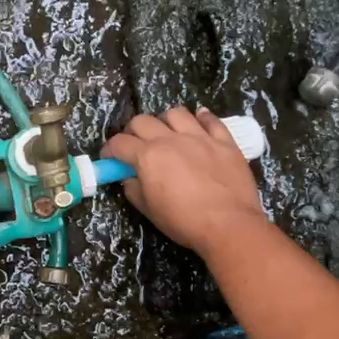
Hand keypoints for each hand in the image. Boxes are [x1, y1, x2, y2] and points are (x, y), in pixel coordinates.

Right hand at [100, 107, 265, 255]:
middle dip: (132, 131)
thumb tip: (130, 178)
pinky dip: (202, 118)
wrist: (229, 225)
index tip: (109, 158)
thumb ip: (134, 189)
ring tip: (167, 133)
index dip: (109, 150)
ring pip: (176, 113)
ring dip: (165, 121)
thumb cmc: (183, 221)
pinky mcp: (224, 142)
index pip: (119, 143)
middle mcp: (171, 139)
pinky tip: (198, 124)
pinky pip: (211, 120)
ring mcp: (200, 137)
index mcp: (148, 156)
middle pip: (142, 121)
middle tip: (135, 145)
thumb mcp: (148, 210)